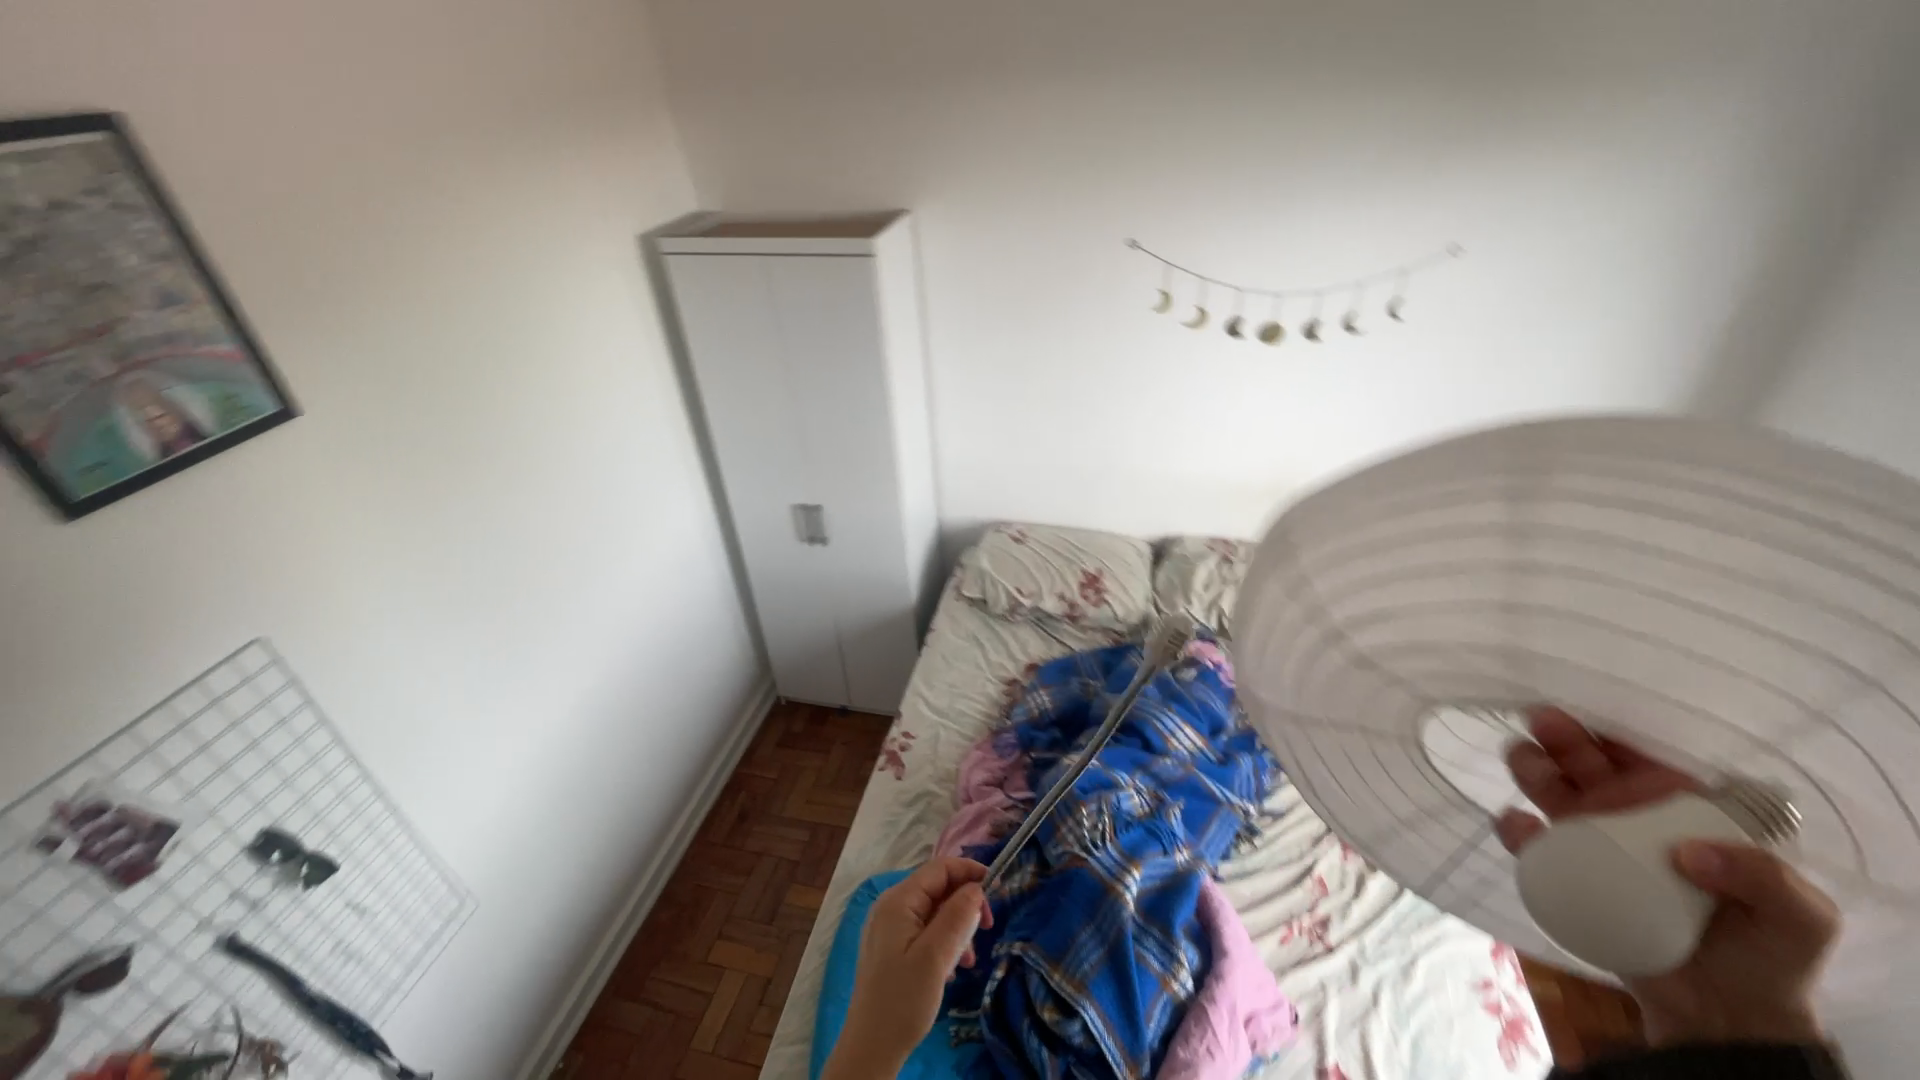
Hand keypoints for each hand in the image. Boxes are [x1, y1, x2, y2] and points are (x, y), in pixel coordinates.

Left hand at [823, 857, 993, 1079]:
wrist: (871, 1047)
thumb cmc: (903, 1000)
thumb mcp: (936, 956)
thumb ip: (957, 916)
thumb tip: (976, 887)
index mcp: (898, 901)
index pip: (940, 868)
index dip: (970, 872)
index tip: (997, 892)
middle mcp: (890, 907)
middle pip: (937, 888)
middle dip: (965, 905)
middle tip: (985, 931)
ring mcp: (889, 928)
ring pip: (934, 911)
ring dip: (957, 928)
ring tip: (968, 960)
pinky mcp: (892, 948)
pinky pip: (925, 931)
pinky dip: (944, 942)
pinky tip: (951, 969)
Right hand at [1495, 707, 1838, 1046]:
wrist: (1723, 1014)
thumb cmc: (1769, 954)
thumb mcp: (1800, 916)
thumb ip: (1763, 877)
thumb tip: (1688, 853)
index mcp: (1680, 809)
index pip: (1646, 758)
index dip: (1617, 732)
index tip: (1591, 714)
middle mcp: (1629, 816)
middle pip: (1588, 764)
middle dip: (1562, 737)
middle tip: (1542, 720)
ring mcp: (1592, 844)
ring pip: (1552, 792)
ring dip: (1531, 769)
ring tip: (1521, 760)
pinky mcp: (1565, 876)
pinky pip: (1532, 846)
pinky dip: (1515, 829)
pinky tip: (1515, 823)